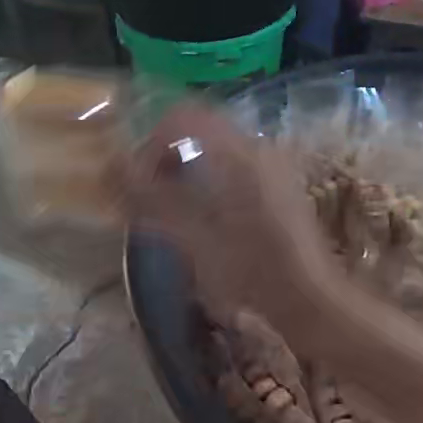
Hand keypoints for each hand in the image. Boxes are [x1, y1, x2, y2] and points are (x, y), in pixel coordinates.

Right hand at [123, 105, 334, 326]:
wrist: (312, 304)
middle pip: (199, 132)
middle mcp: (259, 148)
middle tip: (149, 198)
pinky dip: (210, 183)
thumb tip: (111, 165)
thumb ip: (148, 198)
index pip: (181, 117)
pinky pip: (236, 169)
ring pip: (217, 152)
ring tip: (173, 213)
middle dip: (166, 159)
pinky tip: (205, 221)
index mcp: (238, 152)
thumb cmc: (251, 272)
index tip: (137, 181)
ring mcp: (275, 167)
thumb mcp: (192, 239)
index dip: (150, 143)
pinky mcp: (281, 189)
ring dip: (187, 173)